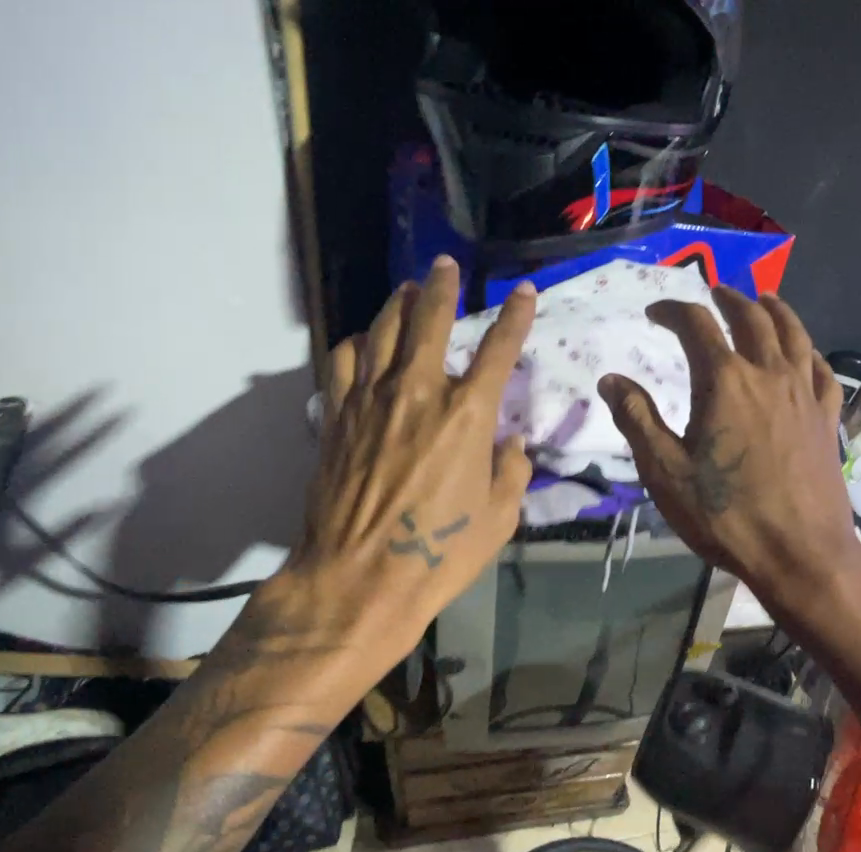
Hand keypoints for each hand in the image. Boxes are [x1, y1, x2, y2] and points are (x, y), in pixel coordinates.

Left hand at [281, 256, 534, 661]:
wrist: (360, 578)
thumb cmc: (439, 554)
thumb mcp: (498, 520)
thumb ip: (511, 473)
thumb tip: (510, 445)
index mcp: (467, 415)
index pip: (498, 349)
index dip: (515, 316)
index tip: (524, 293)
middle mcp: (418, 392)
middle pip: (429, 319)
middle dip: (442, 285)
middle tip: (445, 265)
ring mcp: (370, 400)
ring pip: (382, 330)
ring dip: (397, 303)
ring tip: (406, 290)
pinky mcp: (336, 416)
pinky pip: (343, 362)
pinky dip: (356, 344)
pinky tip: (362, 344)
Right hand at [597, 287, 860, 602]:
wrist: (800, 552)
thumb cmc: (725, 515)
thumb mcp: (665, 471)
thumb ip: (637, 419)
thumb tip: (611, 379)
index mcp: (724, 381)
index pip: (695, 325)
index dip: (672, 310)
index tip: (656, 312)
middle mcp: (769, 373)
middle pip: (751, 317)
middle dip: (728, 298)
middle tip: (712, 292)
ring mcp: (804, 394)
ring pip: (793, 333)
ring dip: (775, 309)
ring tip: (763, 298)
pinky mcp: (827, 418)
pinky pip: (821, 368)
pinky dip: (808, 349)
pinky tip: (804, 352)